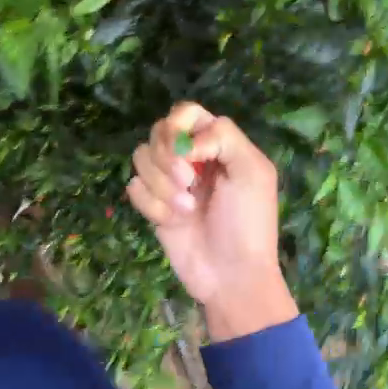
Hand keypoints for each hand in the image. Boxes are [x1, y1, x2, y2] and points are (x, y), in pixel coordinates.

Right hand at [128, 103, 298, 341]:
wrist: (232, 276)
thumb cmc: (249, 223)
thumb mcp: (254, 172)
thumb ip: (225, 137)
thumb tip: (188, 142)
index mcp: (217, 144)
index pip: (186, 112)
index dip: (180, 126)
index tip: (191, 152)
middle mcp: (190, 157)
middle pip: (158, 131)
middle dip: (168, 157)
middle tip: (189, 182)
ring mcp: (168, 180)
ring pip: (140, 156)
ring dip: (162, 185)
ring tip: (187, 210)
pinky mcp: (151, 204)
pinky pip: (134, 187)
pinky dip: (152, 205)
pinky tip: (172, 222)